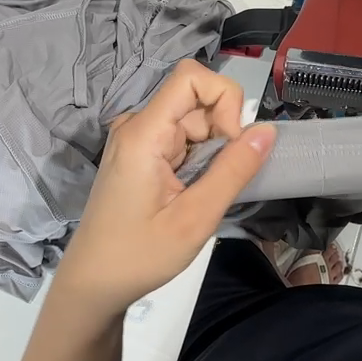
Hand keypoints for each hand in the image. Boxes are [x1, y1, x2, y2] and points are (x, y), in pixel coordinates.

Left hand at [56, 60, 275, 317]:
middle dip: (222, 131)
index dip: (224, 99)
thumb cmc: (139, 256)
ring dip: (212, 149)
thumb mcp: (195, 218)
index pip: (191, 77)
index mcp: (144, 133)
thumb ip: (233, 171)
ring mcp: (137, 139)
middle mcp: (137, 126)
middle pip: (195, 99)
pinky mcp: (141, 154)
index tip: (232, 144)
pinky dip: (199, 159)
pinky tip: (193, 192)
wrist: (93, 283)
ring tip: (203, 192)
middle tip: (219, 179)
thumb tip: (268, 131)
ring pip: (192, 121)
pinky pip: (181, 139)